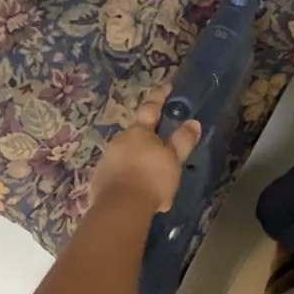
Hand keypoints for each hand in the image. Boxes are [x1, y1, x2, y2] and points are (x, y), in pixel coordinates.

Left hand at [90, 84, 202, 212]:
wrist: (120, 208)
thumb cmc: (151, 178)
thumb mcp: (174, 160)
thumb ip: (183, 140)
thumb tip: (193, 122)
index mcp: (139, 132)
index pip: (151, 107)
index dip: (160, 96)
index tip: (168, 86)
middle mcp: (119, 140)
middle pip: (136, 134)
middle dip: (149, 138)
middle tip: (163, 147)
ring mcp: (107, 159)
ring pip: (127, 155)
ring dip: (139, 161)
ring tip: (153, 178)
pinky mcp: (99, 179)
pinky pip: (118, 173)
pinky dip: (129, 178)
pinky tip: (138, 192)